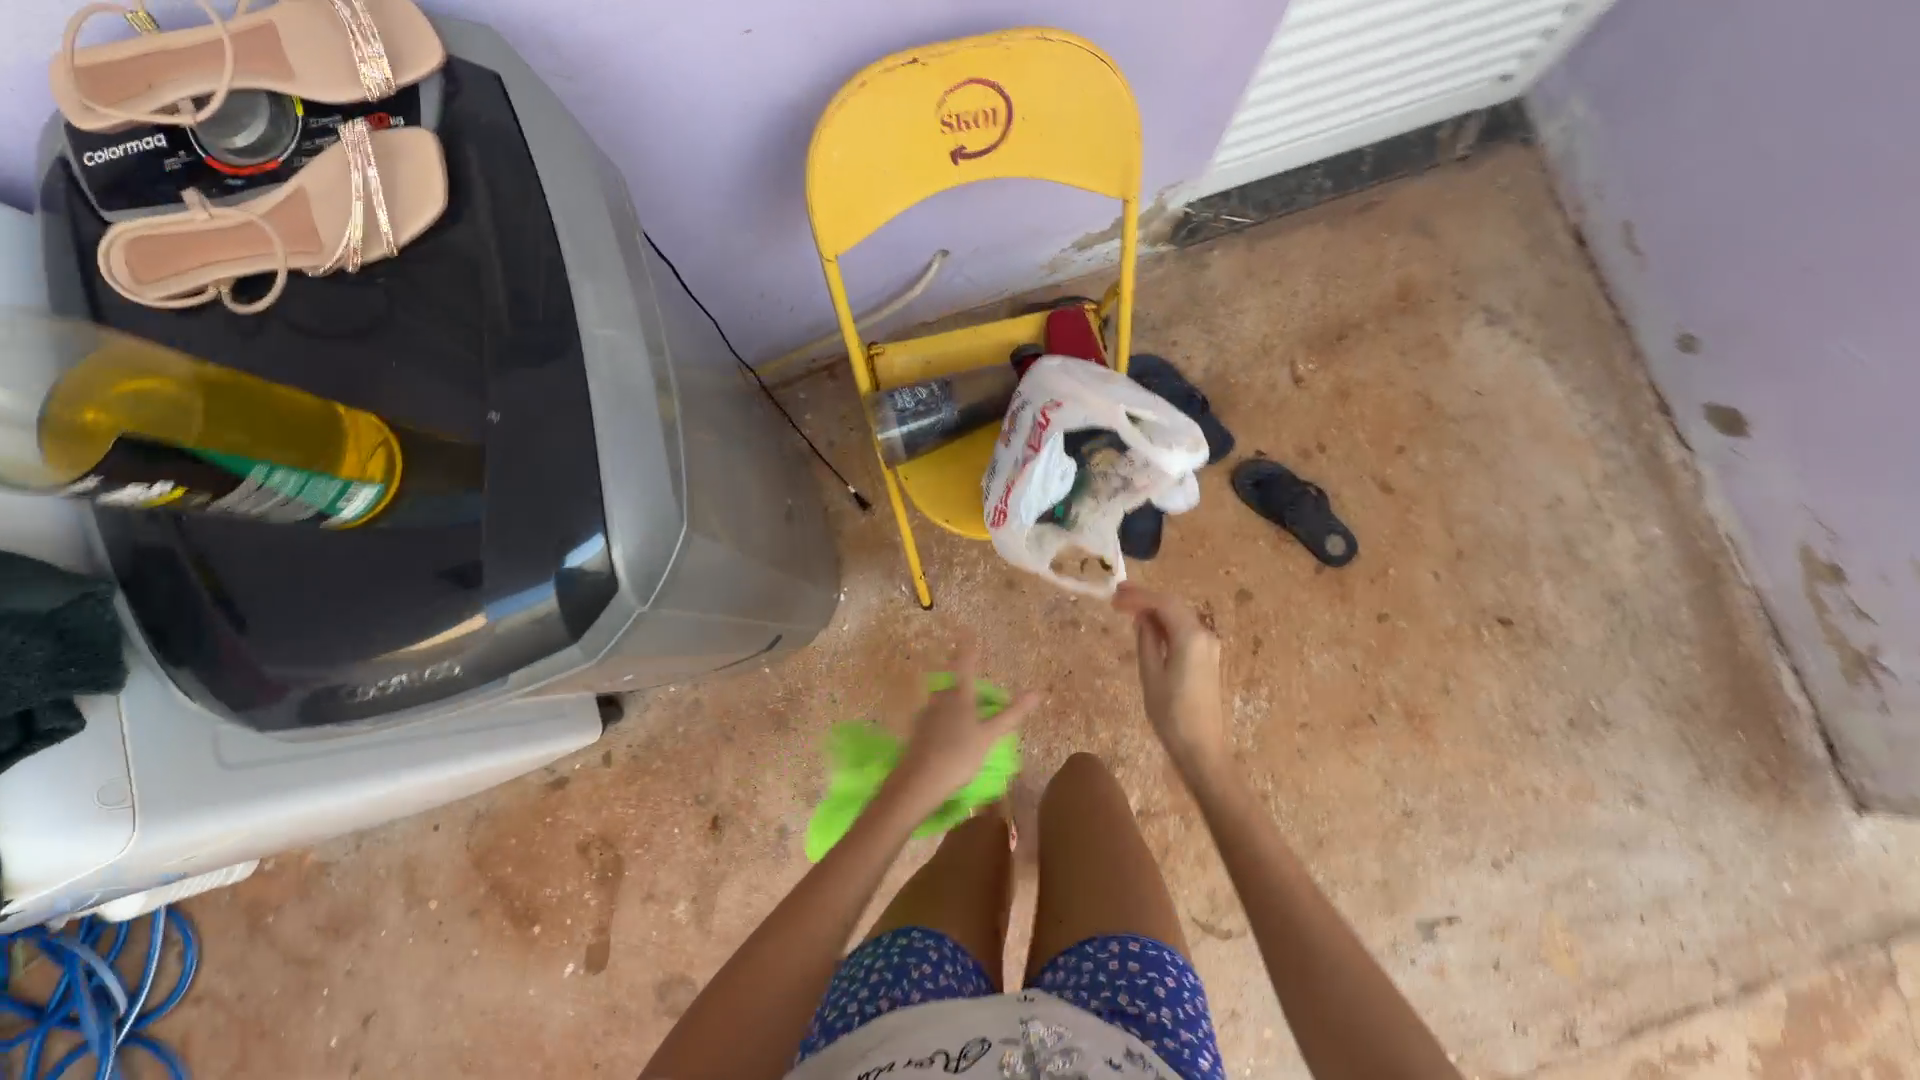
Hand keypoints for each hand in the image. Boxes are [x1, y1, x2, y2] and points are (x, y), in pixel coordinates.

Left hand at [887, 648, 1037, 812]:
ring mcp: (925, 716)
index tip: (966, 632)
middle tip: (968, 677)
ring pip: (941, 702)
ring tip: (962, 712)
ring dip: (950, 702)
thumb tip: (1039, 692)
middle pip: (950, 684)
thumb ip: (1012, 714)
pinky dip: (942, 720)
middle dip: (959, 680)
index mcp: (959, 697)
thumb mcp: (990, 736)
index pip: (964, 666)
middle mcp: (940, 700)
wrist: (919, 781)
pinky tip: (947, 734)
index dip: (967, 649)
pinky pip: (933, 718)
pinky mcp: (916, 732)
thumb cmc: (959, 755)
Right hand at [1112, 583, 1228, 773]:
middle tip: (1117, 597)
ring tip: (1128, 610)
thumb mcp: (1151, 676)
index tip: (1114, 596)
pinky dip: (1165, 625)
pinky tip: (1148, 629)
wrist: (1201, 748)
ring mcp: (1208, 648)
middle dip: (1146, 599)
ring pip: (1180, 617)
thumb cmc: (1171, 714)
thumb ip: (1147, 642)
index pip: (1163, 603)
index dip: (1138, 596)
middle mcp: (1205, 636)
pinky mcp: (1207, 659)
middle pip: (1174, 606)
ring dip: (1155, 611)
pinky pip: (1184, 632)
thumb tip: (1142, 619)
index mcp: (1191, 637)